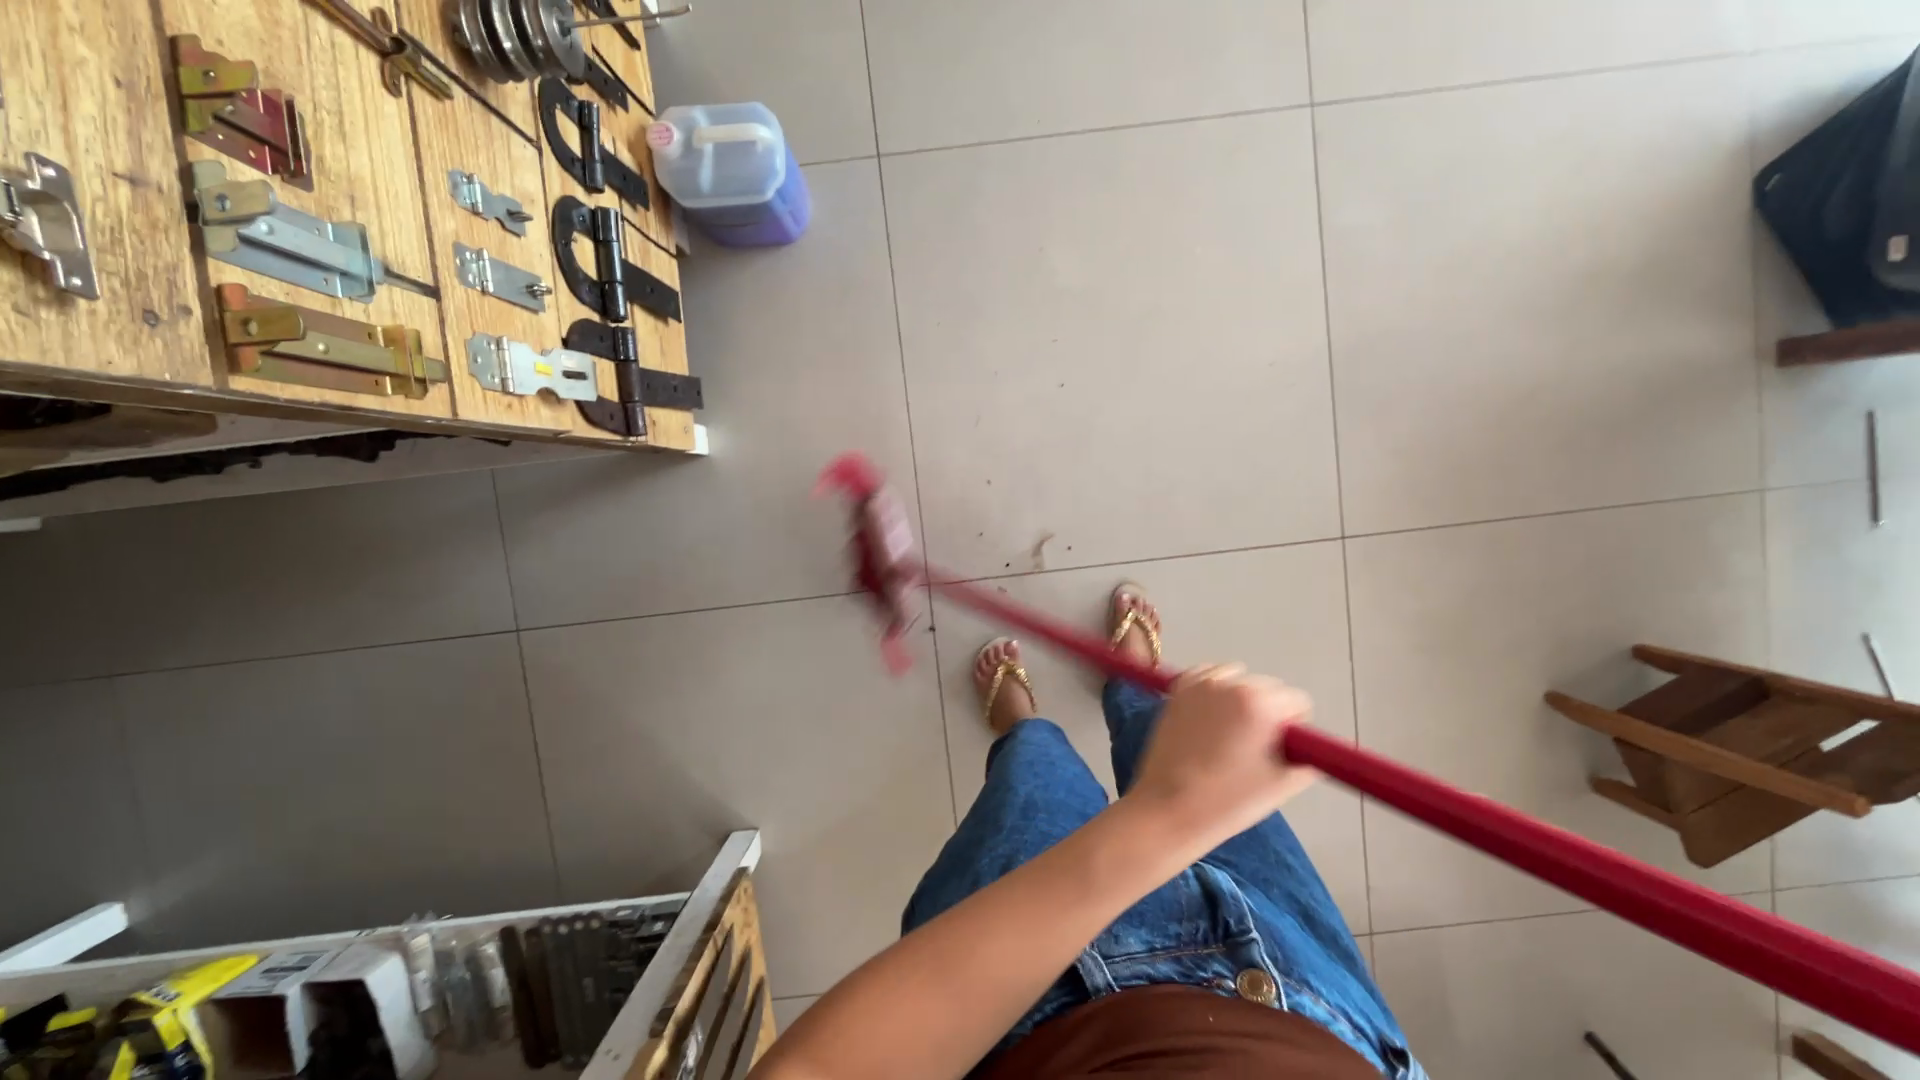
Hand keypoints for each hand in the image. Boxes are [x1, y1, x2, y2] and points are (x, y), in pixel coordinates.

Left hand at [1125, 664, 1317, 854]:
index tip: (1282, 749)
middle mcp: (1230, 683)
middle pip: (1268, 687)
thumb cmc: (1228, 801)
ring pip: (1238, 678)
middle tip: (1255, 747)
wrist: (1168, 808)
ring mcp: (1199, 684)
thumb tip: (1307, 747)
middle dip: (1270, 711)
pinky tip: (1211, 716)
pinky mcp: (1177, 690)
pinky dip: (1215, 689)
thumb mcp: (1282, 784)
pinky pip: (1207, 676)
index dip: (1295, 726)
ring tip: (1230, 733)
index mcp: (1260, 703)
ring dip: (1242, 697)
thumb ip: (1307, 758)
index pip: (1297, 700)